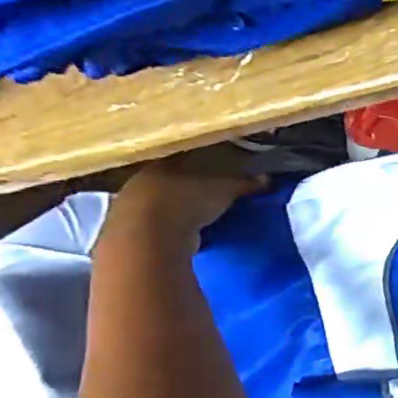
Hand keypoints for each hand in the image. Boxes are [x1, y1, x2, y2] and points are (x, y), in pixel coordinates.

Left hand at [104, 156, 266, 253]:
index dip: (200, 166)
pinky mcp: (129, 233)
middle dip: (186, 188)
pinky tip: (181, 238)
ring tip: (196, 221)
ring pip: (158, 204)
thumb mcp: (225, 190)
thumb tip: (268, 179)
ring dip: (174, 212)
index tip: (215, 173)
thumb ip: (245, 184)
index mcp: (164, 163)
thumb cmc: (188, 201)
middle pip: (168, 181)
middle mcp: (142, 180)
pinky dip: (167, 231)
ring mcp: (130, 207)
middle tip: (206, 198)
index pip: (182, 159)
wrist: (149, 236)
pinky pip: (153, 227)